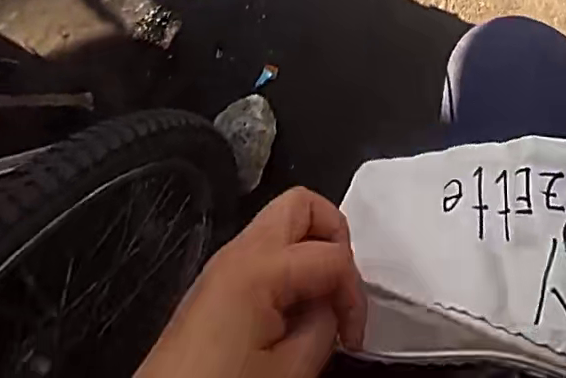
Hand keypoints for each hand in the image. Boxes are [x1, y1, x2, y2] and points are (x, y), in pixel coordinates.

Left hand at [138, 187, 366, 377]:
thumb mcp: (290, 372)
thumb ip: (324, 326)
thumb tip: (329, 310)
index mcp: (259, 266)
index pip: (333, 256)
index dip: (354, 294)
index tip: (353, 336)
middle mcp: (239, 252)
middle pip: (302, 205)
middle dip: (334, 237)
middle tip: (340, 283)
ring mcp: (221, 268)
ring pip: (281, 226)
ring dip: (310, 251)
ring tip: (319, 301)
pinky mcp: (211, 290)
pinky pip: (263, 254)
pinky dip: (288, 268)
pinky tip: (290, 314)